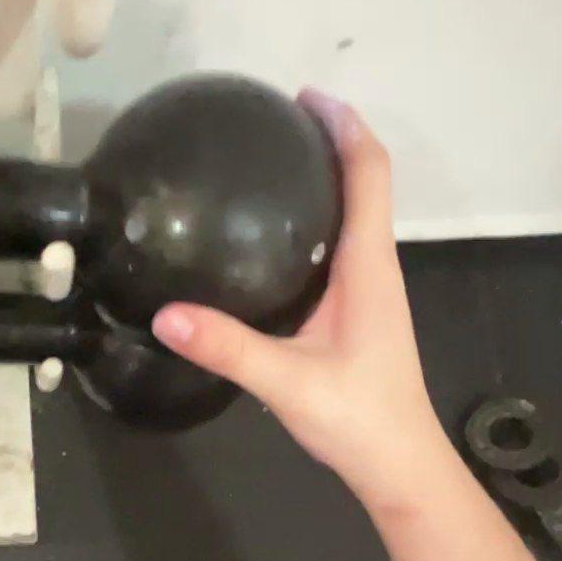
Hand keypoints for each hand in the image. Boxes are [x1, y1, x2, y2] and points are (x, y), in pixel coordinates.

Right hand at [151, 90, 450, 509]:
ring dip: (324, 184)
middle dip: (330, 144)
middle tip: (275, 126)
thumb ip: (227, 347)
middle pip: (365, 186)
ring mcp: (368, 294)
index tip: (306, 97)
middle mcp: (374, 269)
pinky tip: (270, 248)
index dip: (345, 128)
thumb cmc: (356, 417)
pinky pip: (338, 252)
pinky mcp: (356, 316)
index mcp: (367, 268)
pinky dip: (313, 227)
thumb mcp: (286, 380)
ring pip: (353, 220)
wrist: (397, 463)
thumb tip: (164, 316)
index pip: (369, 176)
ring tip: (270, 171)